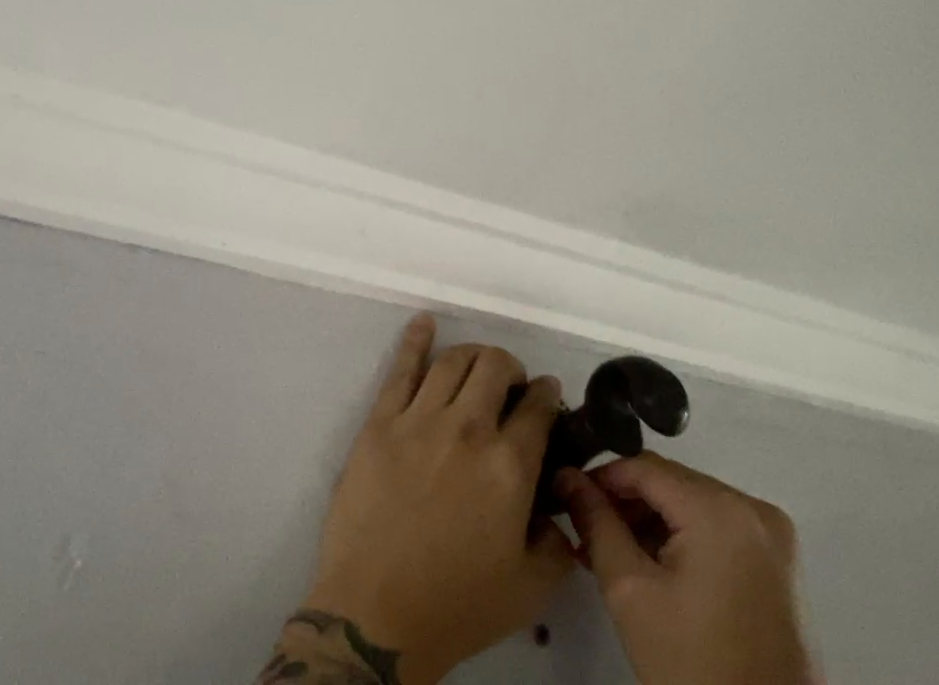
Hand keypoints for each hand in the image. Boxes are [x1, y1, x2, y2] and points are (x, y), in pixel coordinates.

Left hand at [297, 314, 575, 684]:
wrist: (377, 614)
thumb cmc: (458, 603)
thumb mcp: (532, 584)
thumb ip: (560, 538)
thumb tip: (561, 504)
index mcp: (511, 465)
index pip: (538, 406)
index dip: (548, 395)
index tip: (546, 397)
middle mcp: (468, 429)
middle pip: (496, 367)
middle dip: (511, 370)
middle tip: (509, 388)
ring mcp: (418, 421)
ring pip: (453, 361)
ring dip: (473, 356)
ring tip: (477, 368)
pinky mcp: (379, 424)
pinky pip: (399, 369)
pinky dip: (415, 341)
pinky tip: (424, 325)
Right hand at [557, 455, 813, 684]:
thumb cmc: (689, 658)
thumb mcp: (628, 589)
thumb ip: (595, 523)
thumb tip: (567, 476)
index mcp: (720, 510)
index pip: (644, 467)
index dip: (600, 477)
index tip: (566, 497)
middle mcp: (753, 507)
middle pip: (671, 482)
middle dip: (625, 501)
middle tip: (584, 531)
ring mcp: (771, 532)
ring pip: (692, 502)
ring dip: (650, 519)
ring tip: (610, 552)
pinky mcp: (778, 558)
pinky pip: (717, 525)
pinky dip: (682, 535)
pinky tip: (650, 564)